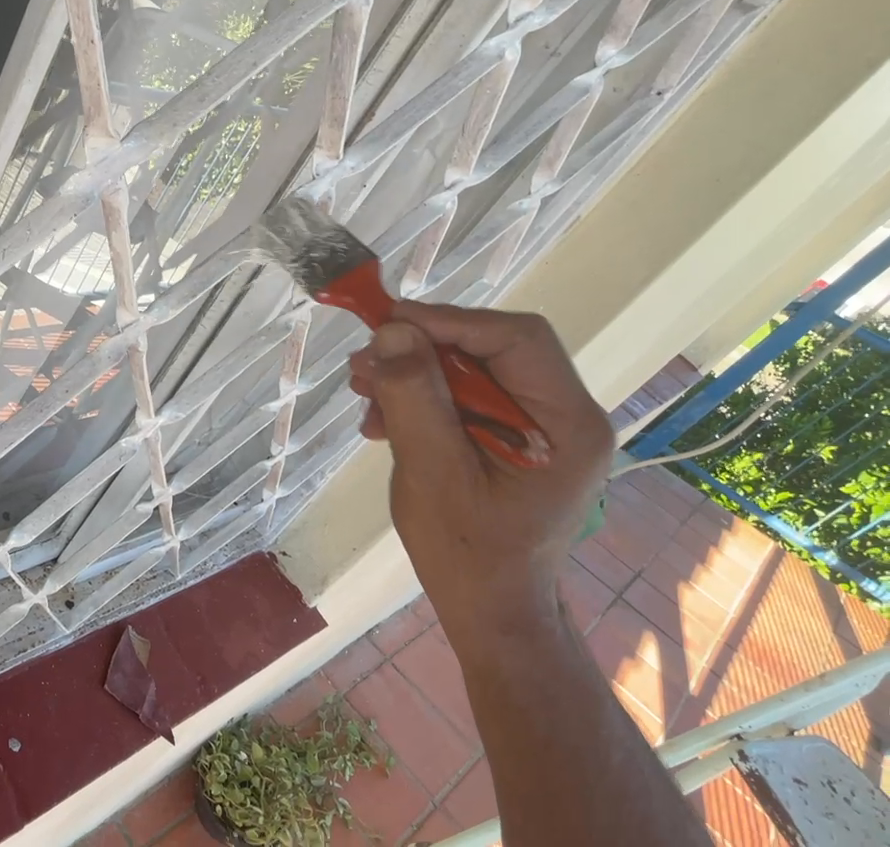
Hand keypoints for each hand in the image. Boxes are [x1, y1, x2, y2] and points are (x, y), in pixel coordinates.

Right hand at [347, 303, 613, 640]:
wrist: (489, 607)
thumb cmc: (466, 551)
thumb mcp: (432, 473)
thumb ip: (415, 399)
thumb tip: (392, 332)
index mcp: (566, 423)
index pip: (516, 339)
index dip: (449, 322)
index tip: (385, 326)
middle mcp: (564, 415)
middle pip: (491, 349)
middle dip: (420, 350)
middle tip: (362, 367)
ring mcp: (539, 427)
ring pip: (470, 370)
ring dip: (412, 375)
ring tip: (363, 395)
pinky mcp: (512, 438)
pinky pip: (463, 397)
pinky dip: (419, 399)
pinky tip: (383, 422)